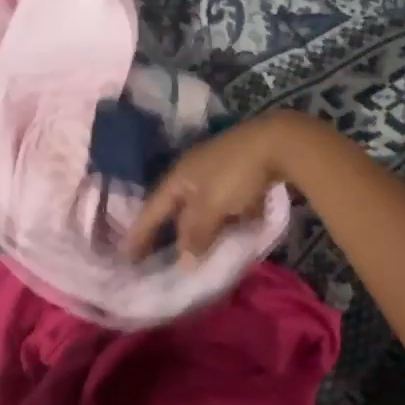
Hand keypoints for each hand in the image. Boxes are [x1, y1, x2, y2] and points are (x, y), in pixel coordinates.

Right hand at [120, 110, 321, 260]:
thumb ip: (195, 234)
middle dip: (168, 232)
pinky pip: (223, 205)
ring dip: (196, 229)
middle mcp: (193, 171)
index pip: (153, 209)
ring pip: (201, 207)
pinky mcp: (240, 175)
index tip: (126, 256)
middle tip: (155, 258)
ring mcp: (217, 171)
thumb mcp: (210, 207)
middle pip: (176, 208)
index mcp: (179, 177)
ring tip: (192, 254)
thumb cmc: (236, 174)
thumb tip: (183, 261)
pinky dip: (221, 221)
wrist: (278, 143)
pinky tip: (225, 235)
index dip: (139, 233)